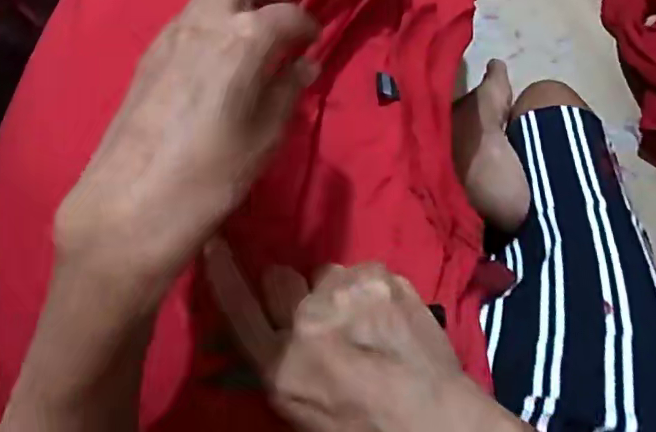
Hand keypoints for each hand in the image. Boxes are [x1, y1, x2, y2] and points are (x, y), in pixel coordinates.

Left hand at [56, 0, 319, 295]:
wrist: (130, 202)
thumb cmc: (210, 175)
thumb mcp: (264, 137)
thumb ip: (287, 90)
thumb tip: (305, 65)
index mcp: (242, 37)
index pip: (286, 13)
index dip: (306, 25)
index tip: (313, 42)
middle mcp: (205, 20)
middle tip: (278, 30)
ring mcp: (171, 32)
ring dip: (234, 6)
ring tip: (248, 48)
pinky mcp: (149, 51)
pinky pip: (187, 18)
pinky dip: (209, 25)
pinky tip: (214, 66)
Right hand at [207, 250, 534, 431]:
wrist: (441, 428)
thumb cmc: (366, 431)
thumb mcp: (307, 410)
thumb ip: (284, 364)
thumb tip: (275, 330)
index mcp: (283, 367)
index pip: (238, 310)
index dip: (223, 275)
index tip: (214, 242)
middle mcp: (306, 321)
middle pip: (281, 277)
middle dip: (295, 291)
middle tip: (323, 316)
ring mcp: (345, 293)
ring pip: (327, 273)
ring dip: (339, 292)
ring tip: (367, 325)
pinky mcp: (381, 276)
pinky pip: (366, 272)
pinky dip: (374, 291)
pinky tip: (391, 318)